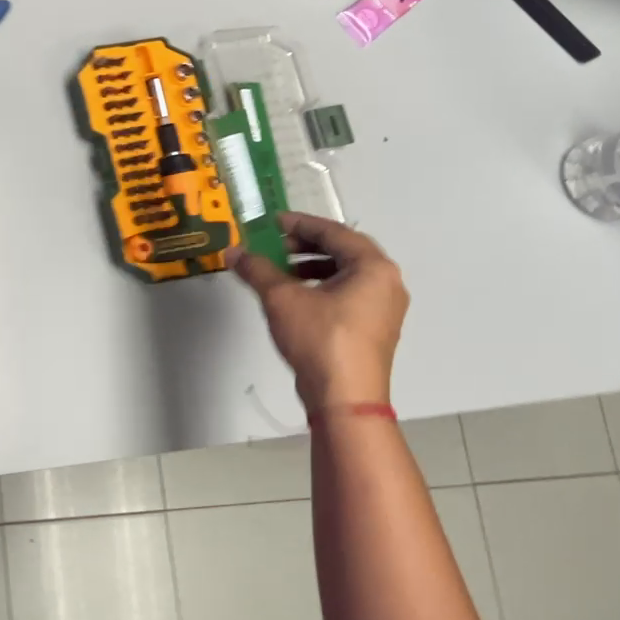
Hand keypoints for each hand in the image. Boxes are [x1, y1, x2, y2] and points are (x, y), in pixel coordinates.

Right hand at [225, 212, 407, 409]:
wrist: (345, 397)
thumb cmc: (320, 339)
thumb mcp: (281, 298)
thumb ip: (257, 270)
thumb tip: (233, 251)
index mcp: (373, 267)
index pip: (334, 232)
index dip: (299, 224)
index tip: (271, 223)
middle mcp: (387, 283)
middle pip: (344, 251)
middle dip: (306, 245)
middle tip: (274, 246)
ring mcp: (384, 308)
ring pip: (346, 274)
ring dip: (312, 266)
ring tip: (280, 272)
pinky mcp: (375, 328)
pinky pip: (348, 294)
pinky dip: (322, 287)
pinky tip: (296, 297)